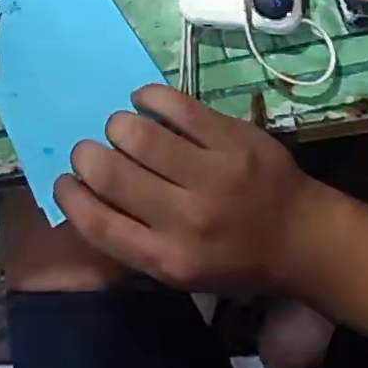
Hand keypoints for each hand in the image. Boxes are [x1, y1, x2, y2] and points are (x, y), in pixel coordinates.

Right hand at [55, 84, 333, 293]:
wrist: (301, 236)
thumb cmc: (232, 257)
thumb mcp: (180, 270)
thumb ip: (131, 238)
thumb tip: (80, 192)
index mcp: (170, 259)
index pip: (97, 223)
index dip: (69, 195)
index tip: (66, 180)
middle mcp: (187, 219)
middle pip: (109, 172)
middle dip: (87, 154)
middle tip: (91, 149)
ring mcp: (212, 174)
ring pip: (136, 133)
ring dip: (118, 125)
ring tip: (123, 129)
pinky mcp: (230, 137)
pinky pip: (173, 104)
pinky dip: (147, 97)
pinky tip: (145, 102)